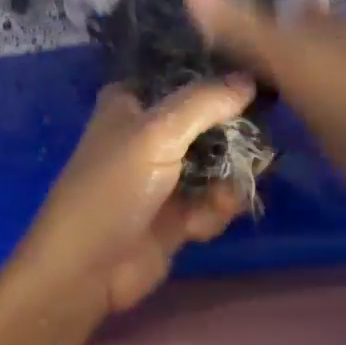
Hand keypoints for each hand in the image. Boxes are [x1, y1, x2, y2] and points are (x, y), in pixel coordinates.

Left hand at [8, 80, 251, 315]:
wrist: (88, 269)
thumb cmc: (113, 187)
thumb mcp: (156, 134)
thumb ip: (203, 104)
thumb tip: (249, 78)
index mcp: (131, 101)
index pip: (181, 76)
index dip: (218, 80)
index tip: (257, 84)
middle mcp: (148, 131)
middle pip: (208, 121)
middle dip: (233, 139)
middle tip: (257, 150)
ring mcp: (164, 173)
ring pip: (218, 163)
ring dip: (227, 182)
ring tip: (222, 198)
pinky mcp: (177, 212)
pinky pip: (214, 200)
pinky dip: (214, 212)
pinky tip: (198, 227)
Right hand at [181, 0, 345, 211]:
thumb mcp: (289, 50)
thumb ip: (236, 18)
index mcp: (305, 15)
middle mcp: (306, 43)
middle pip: (249, 31)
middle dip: (211, 32)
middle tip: (154, 33)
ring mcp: (310, 84)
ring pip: (255, 70)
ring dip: (223, 71)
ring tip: (164, 72)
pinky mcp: (313, 124)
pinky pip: (265, 106)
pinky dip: (240, 105)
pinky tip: (204, 111)